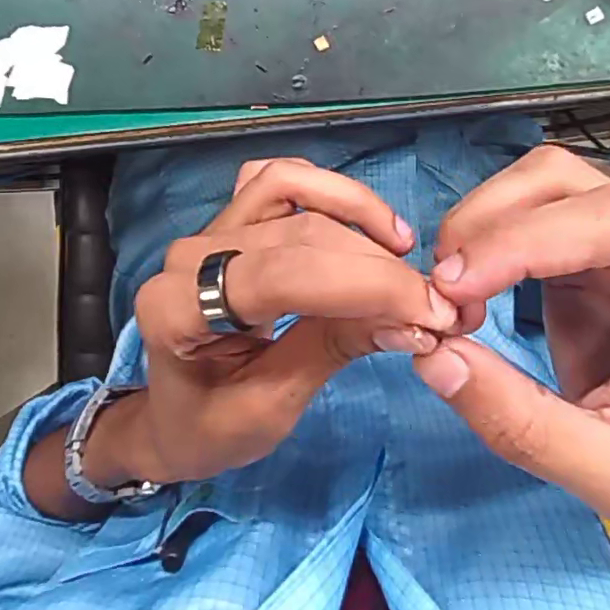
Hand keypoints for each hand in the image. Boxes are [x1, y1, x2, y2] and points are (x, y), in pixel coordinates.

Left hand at [27, 158, 457, 518]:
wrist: (171, 417)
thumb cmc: (210, 426)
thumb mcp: (271, 406)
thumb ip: (333, 349)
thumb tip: (414, 318)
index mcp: (177, 308)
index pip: (282, 275)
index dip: (364, 285)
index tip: (433, 311)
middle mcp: (187, 255)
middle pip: (295, 233)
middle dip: (377, 265)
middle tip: (438, 305)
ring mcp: (206, 232)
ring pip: (287, 188)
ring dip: (355, 212)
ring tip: (402, 253)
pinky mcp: (227, 223)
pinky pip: (277, 183)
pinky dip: (326, 193)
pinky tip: (363, 225)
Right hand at [415, 146, 609, 532]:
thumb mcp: (609, 478)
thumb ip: (521, 425)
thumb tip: (434, 355)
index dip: (527, 240)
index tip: (456, 285)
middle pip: (571, 183)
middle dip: (490, 224)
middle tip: (445, 288)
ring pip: (543, 180)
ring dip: (480, 221)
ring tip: (454, 284)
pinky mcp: (588, 245)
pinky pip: (526, 207)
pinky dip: (481, 233)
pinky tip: (468, 280)